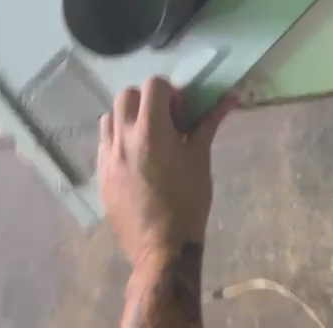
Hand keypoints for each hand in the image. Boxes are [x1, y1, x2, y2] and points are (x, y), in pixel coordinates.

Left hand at [98, 77, 232, 269]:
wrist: (161, 247)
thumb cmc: (188, 198)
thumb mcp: (201, 156)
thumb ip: (211, 121)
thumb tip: (232, 97)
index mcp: (151, 131)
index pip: (153, 85)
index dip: (170, 91)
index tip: (181, 112)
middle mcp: (123, 139)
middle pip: (126, 95)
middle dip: (147, 100)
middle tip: (166, 120)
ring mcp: (107, 159)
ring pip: (109, 117)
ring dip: (128, 117)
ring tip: (148, 137)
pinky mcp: (100, 177)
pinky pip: (104, 144)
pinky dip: (119, 139)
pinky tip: (138, 159)